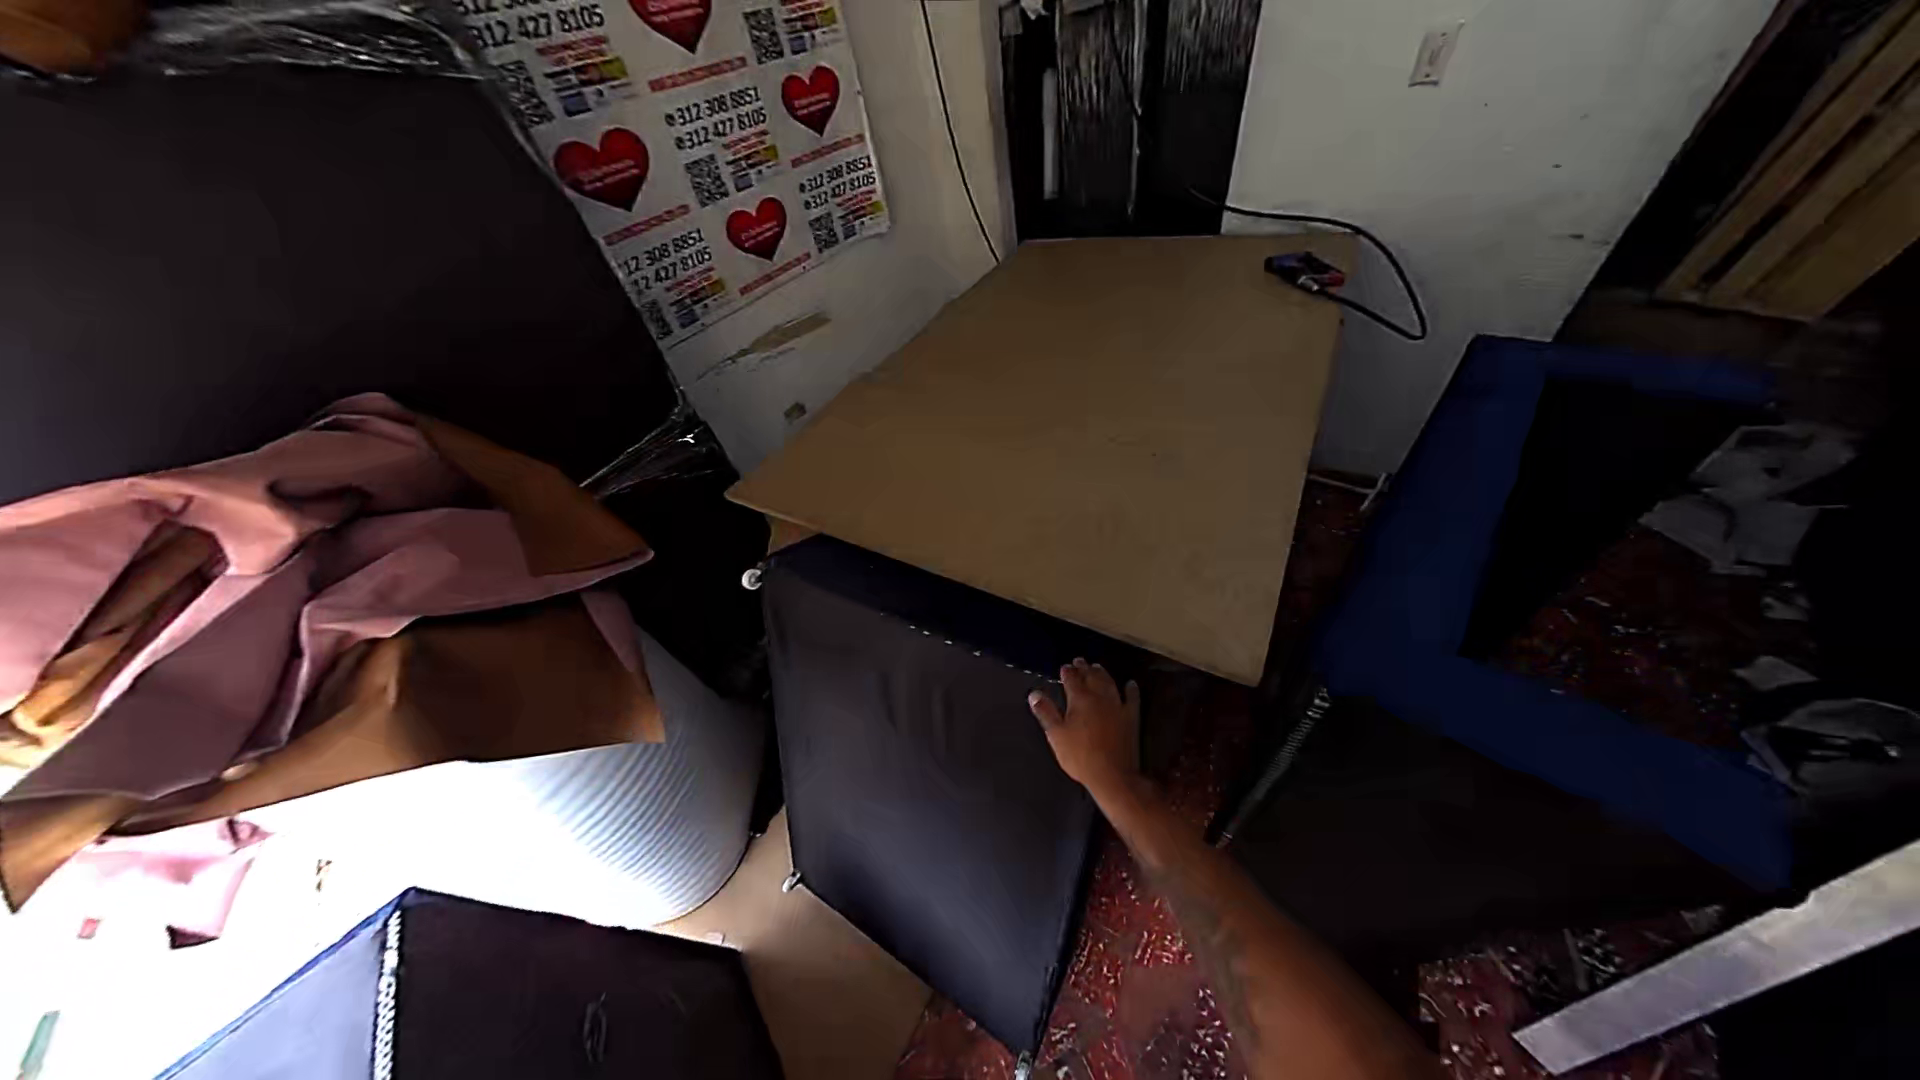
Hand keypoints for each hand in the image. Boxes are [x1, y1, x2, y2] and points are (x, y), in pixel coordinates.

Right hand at [1028, 658, 1139, 799]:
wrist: (1112, 774)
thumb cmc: (1080, 756)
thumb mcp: (1056, 735)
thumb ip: (1046, 712)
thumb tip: (1034, 694)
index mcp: (1080, 699)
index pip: (1071, 679)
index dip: (1067, 671)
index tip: (1064, 667)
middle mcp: (1099, 697)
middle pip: (1091, 676)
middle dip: (1084, 667)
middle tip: (1079, 661)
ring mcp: (1117, 705)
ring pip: (1109, 682)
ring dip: (1102, 673)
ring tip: (1097, 667)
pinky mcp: (1131, 717)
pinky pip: (1132, 698)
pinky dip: (1131, 689)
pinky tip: (1130, 684)